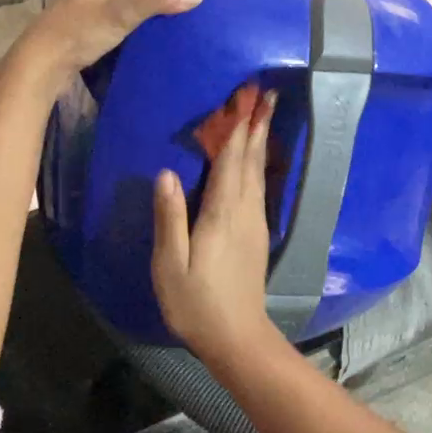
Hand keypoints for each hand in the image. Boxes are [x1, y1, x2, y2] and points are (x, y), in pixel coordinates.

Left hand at [10, 0, 201, 86]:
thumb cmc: (77, 32)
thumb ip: (156, 0)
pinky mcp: (70, 35)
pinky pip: (96, 22)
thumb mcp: (121, 13)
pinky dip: (114, 23)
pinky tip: (126, 37)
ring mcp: (71, 13)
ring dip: (122, 1)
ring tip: (147, 12)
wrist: (39, 67)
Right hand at [152, 85, 281, 365]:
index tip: (245, 100)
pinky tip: (257, 160)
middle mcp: (245, 211)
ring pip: (258, 172)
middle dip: (257, 126)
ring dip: (260, 141)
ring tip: (264, 115)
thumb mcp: (170, 264)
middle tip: (266, 95)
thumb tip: (165, 173)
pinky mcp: (259, 234)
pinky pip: (259, 187)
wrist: (237, 337)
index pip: (230, 161)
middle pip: (251, 160)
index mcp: (221, 214)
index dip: (236, 128)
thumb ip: (170, 217)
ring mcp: (256, 222)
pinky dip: (257, 164)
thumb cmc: (196, 303)